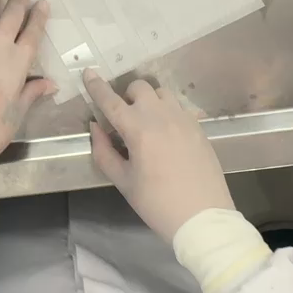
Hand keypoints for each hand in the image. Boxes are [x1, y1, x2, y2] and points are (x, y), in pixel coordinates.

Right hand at [85, 71, 235, 240]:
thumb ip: (104, 151)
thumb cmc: (157, 204)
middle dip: (126, 96)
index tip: (88, 72)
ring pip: (161, 93)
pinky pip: (179, 107)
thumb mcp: (123, 182)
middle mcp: (160, 116)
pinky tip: (167, 134)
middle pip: (139, 88)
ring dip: (149, 100)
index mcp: (137, 129)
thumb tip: (96, 127)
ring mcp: (183, 119)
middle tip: (124, 118)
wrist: (204, 220)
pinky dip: (167, 112)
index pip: (110, 100)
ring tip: (147, 123)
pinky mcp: (199, 128)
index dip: (97, 86)